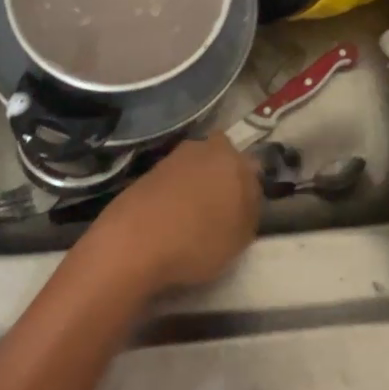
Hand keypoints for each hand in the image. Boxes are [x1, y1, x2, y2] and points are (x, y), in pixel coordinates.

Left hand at [90, 132, 260, 292]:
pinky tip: (171, 218)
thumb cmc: (199, 240)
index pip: (253, 170)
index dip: (250, 191)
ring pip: (196, 167)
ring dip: (197, 185)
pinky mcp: (150, 170)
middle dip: (223, 178)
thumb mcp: (241, 237)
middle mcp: (205, 148)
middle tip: (221, 211)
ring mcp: (174, 156)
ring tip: (193, 218)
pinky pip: (174, 180)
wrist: (135, 240)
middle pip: (222, 160)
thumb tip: (246, 197)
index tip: (245, 213)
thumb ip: (250, 210)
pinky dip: (175, 194)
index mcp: (234, 159)